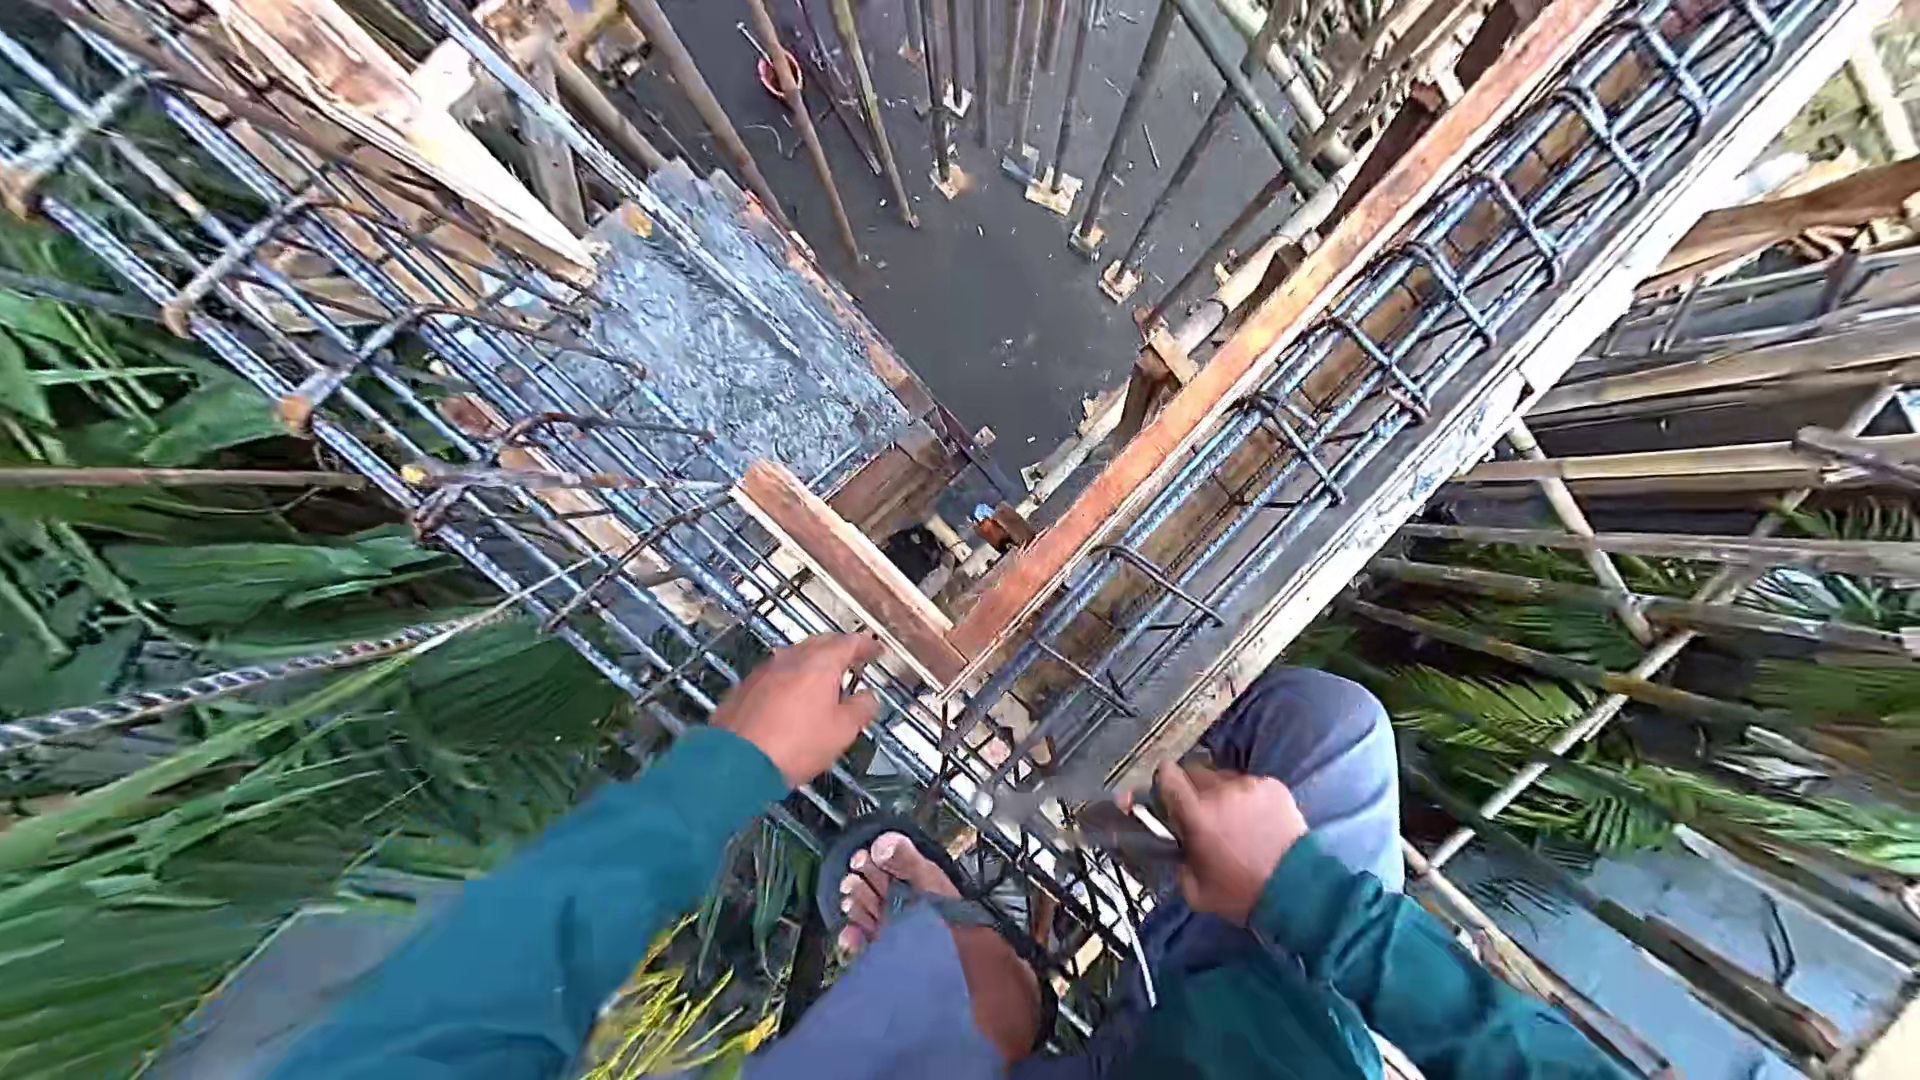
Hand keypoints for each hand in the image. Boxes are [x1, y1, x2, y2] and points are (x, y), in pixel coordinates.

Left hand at [713, 634, 882, 785]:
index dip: (866, 645)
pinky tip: (794, 694)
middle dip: (839, 648)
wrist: (732, 762)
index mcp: (821, 663)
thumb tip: (869, 696)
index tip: (876, 651)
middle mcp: (792, 657)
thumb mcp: (842, 731)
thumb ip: (861, 708)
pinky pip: (777, 671)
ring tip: (825, 678)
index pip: (849, 642)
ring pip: (796, 655)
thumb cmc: (795, 744)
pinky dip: (792, 676)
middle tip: (853, 660)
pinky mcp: (745, 686)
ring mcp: (765, 669)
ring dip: (814, 661)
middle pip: (821, 642)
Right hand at [1157, 761, 1308, 925]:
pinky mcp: (1273, 785)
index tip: (1169, 790)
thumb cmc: (1244, 894)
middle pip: (1194, 771)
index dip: (1166, 779)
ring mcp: (1248, 785)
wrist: (1301, 893)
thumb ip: (1178, 861)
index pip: (1168, 775)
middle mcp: (1220, 792)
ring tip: (1238, 818)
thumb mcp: (1197, 890)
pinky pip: (1251, 783)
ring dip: (1223, 792)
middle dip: (1194, 788)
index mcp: (1197, 815)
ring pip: (1224, 776)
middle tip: (1204, 810)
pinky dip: (1250, 797)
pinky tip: (1261, 819)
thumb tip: (1176, 845)